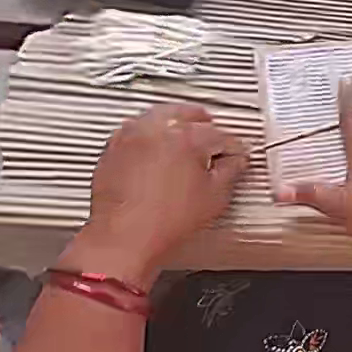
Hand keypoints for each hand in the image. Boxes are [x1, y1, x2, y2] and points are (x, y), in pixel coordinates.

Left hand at [67, 104, 246, 285]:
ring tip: (188, 141)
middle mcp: (157, 129)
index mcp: (186, 137)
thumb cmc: (164, 220)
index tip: (237, 157)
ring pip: (161, 117)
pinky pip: (139, 130)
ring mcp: (132, 136)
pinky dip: (153, 134)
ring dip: (177, 124)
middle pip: (188, 114)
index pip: (221, 135)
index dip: (234, 148)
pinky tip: (160, 149)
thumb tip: (235, 162)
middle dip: (205, 125)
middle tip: (216, 141)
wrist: (125, 237)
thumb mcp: (214, 197)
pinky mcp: (114, 148)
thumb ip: (230, 171)